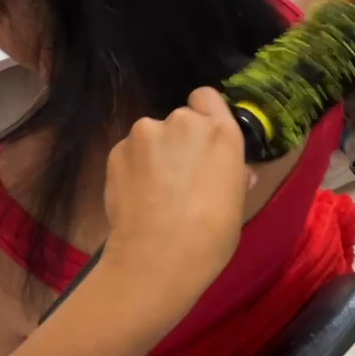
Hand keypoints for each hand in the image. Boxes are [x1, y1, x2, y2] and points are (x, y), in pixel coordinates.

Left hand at [99, 88, 249, 317]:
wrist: (157, 258)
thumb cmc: (210, 238)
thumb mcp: (236, 206)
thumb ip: (234, 177)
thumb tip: (238, 171)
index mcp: (220, 132)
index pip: (207, 97)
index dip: (204, 115)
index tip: (203, 143)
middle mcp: (182, 122)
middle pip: (179, 120)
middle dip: (178, 142)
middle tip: (179, 178)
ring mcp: (145, 133)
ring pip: (150, 137)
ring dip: (153, 155)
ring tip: (154, 192)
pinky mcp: (116, 151)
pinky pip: (128, 153)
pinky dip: (132, 169)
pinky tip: (136, 198)